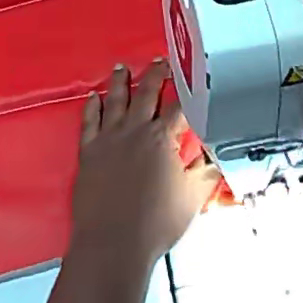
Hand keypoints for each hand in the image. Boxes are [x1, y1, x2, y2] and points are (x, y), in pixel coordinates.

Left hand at [67, 60, 220, 273]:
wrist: (113, 242)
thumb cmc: (156, 223)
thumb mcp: (191, 199)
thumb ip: (204, 173)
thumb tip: (214, 155)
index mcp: (162, 138)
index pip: (179, 108)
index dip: (187, 92)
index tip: (192, 78)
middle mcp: (134, 129)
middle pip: (146, 93)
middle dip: (154, 74)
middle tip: (159, 60)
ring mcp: (108, 137)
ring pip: (115, 100)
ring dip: (119, 82)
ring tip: (121, 67)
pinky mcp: (88, 148)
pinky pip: (89, 120)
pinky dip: (91, 107)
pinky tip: (93, 97)